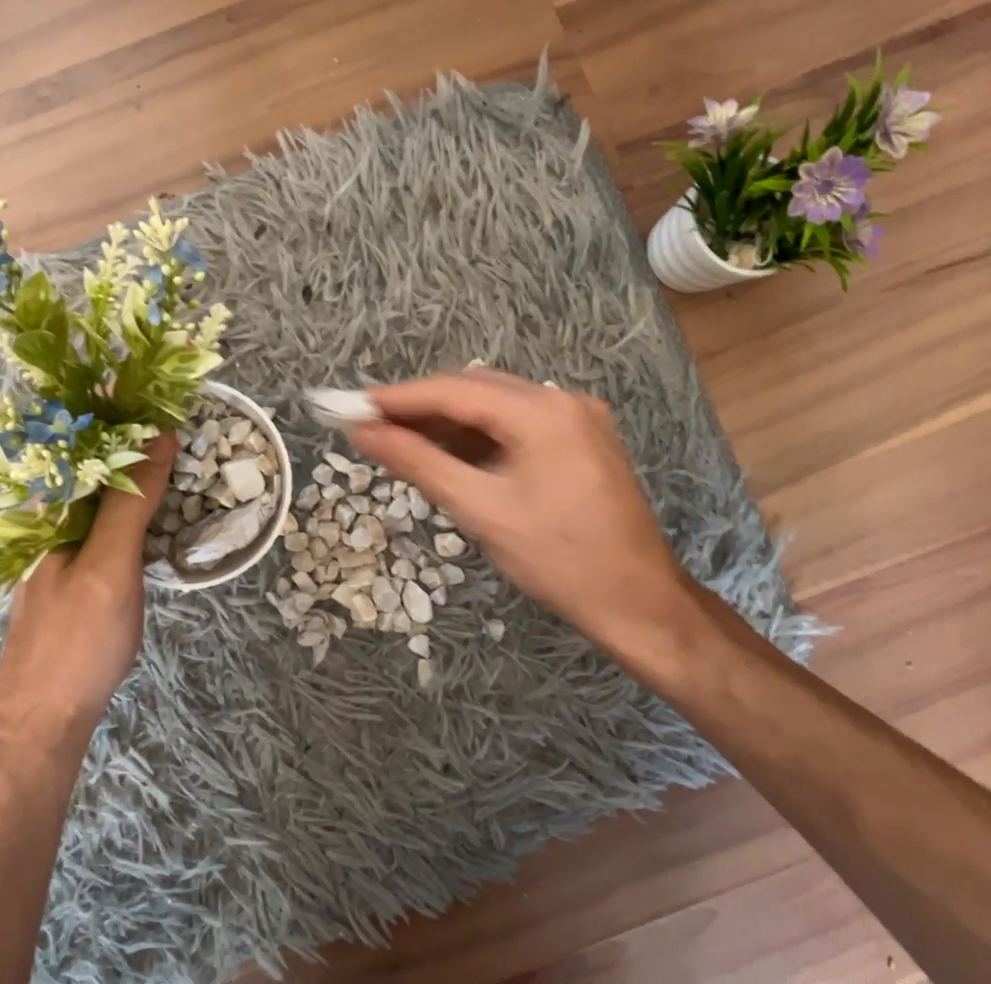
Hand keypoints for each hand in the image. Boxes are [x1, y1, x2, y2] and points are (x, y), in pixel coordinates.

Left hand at [0, 431, 178, 741]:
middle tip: (184, 415)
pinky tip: (161, 509)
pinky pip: (109, 524)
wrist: (45, 720)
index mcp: (48, 508)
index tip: (160, 384)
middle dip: (135, 435)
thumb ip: (131, 501)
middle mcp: (50, 521)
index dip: (118, 406)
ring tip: (181, 449)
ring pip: (103, 494)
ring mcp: (65, 549)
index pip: (83, 437)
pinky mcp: (80, 575)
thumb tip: (159, 436)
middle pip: (93, 462)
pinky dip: (137, 508)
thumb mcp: (110, 565)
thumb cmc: (76, 641)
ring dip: (139, 469)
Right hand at [347, 371, 705, 652]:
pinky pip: (518, 425)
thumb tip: (362, 432)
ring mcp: (578, 419)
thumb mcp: (481, 510)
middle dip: (422, 409)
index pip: (453, 391)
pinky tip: (452, 460)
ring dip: (450, 424)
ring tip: (404, 448)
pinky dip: (481, 438)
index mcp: (542, 412)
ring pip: (496, 406)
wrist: (637, 601)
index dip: (398, 399)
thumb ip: (418, 463)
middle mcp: (562, 401)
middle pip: (475, 390)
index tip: (352, 408)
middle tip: (373, 432)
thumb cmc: (558, 560)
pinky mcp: (582, 441)